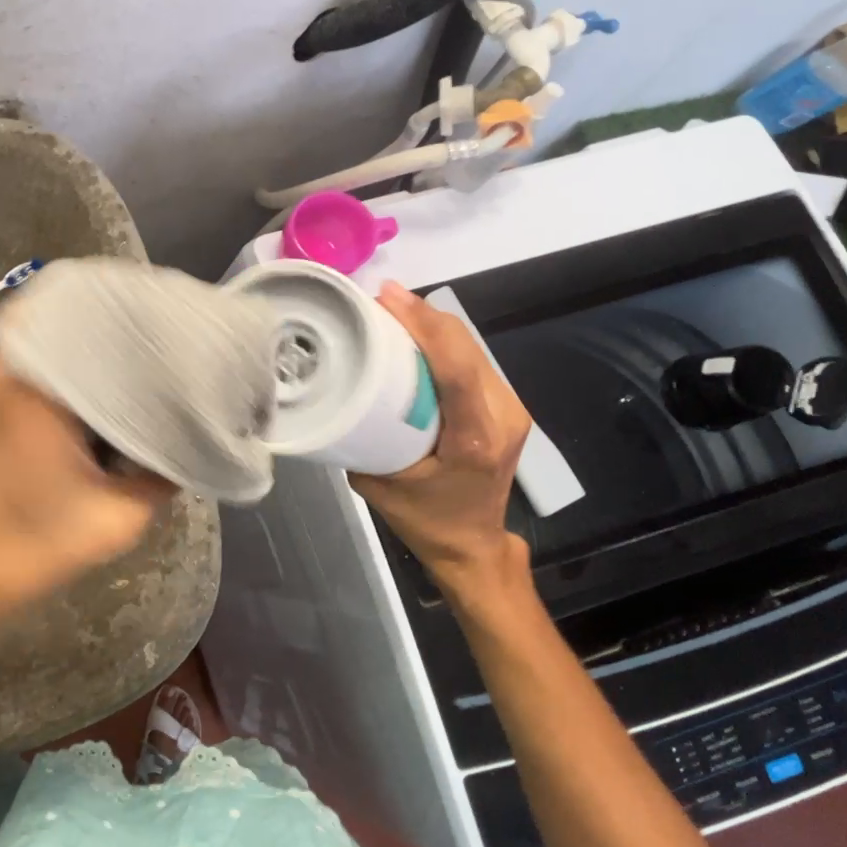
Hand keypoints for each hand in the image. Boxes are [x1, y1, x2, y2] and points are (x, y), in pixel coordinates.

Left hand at [0, 359, 172, 650]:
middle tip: (184, 369)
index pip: (117, 336)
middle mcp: (16, 362)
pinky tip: (115, 402)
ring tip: (156, 384)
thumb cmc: (27, 549)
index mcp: (43, 383)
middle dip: (137, 352)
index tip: (197, 356)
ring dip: (109, 367)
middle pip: (93, 335)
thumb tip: (190, 439)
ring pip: (72, 352)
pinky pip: (52, 371)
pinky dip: (84, 382)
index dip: (160, 346)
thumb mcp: (115, 520)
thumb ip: (163, 473)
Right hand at [350, 284, 532, 595]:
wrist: (473, 547)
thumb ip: (360, 440)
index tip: (389, 299)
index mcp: (474, 438)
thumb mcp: (379, 485)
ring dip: (435, 326)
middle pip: (467, 349)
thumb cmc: (426, 521)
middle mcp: (502, 417)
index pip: (455, 368)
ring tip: (394, 310)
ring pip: (474, 350)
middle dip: (425, 316)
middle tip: (382, 299)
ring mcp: (511, 410)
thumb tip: (335, 395)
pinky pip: (475, 363)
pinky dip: (445, 343)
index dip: (423, 327)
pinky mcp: (507, 408)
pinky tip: (417, 336)